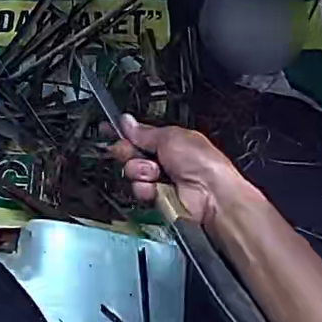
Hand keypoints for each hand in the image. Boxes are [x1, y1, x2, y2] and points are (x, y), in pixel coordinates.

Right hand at [107, 114, 248, 228]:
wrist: (212, 196)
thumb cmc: (204, 164)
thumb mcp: (170, 137)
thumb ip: (145, 131)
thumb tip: (128, 121)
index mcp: (170, 141)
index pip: (140, 135)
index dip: (125, 133)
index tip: (109, 129)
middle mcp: (164, 160)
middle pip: (131, 153)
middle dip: (129, 151)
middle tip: (134, 150)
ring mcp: (160, 180)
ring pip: (132, 172)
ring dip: (140, 170)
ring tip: (156, 172)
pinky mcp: (157, 199)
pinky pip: (138, 189)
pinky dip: (145, 187)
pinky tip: (156, 186)